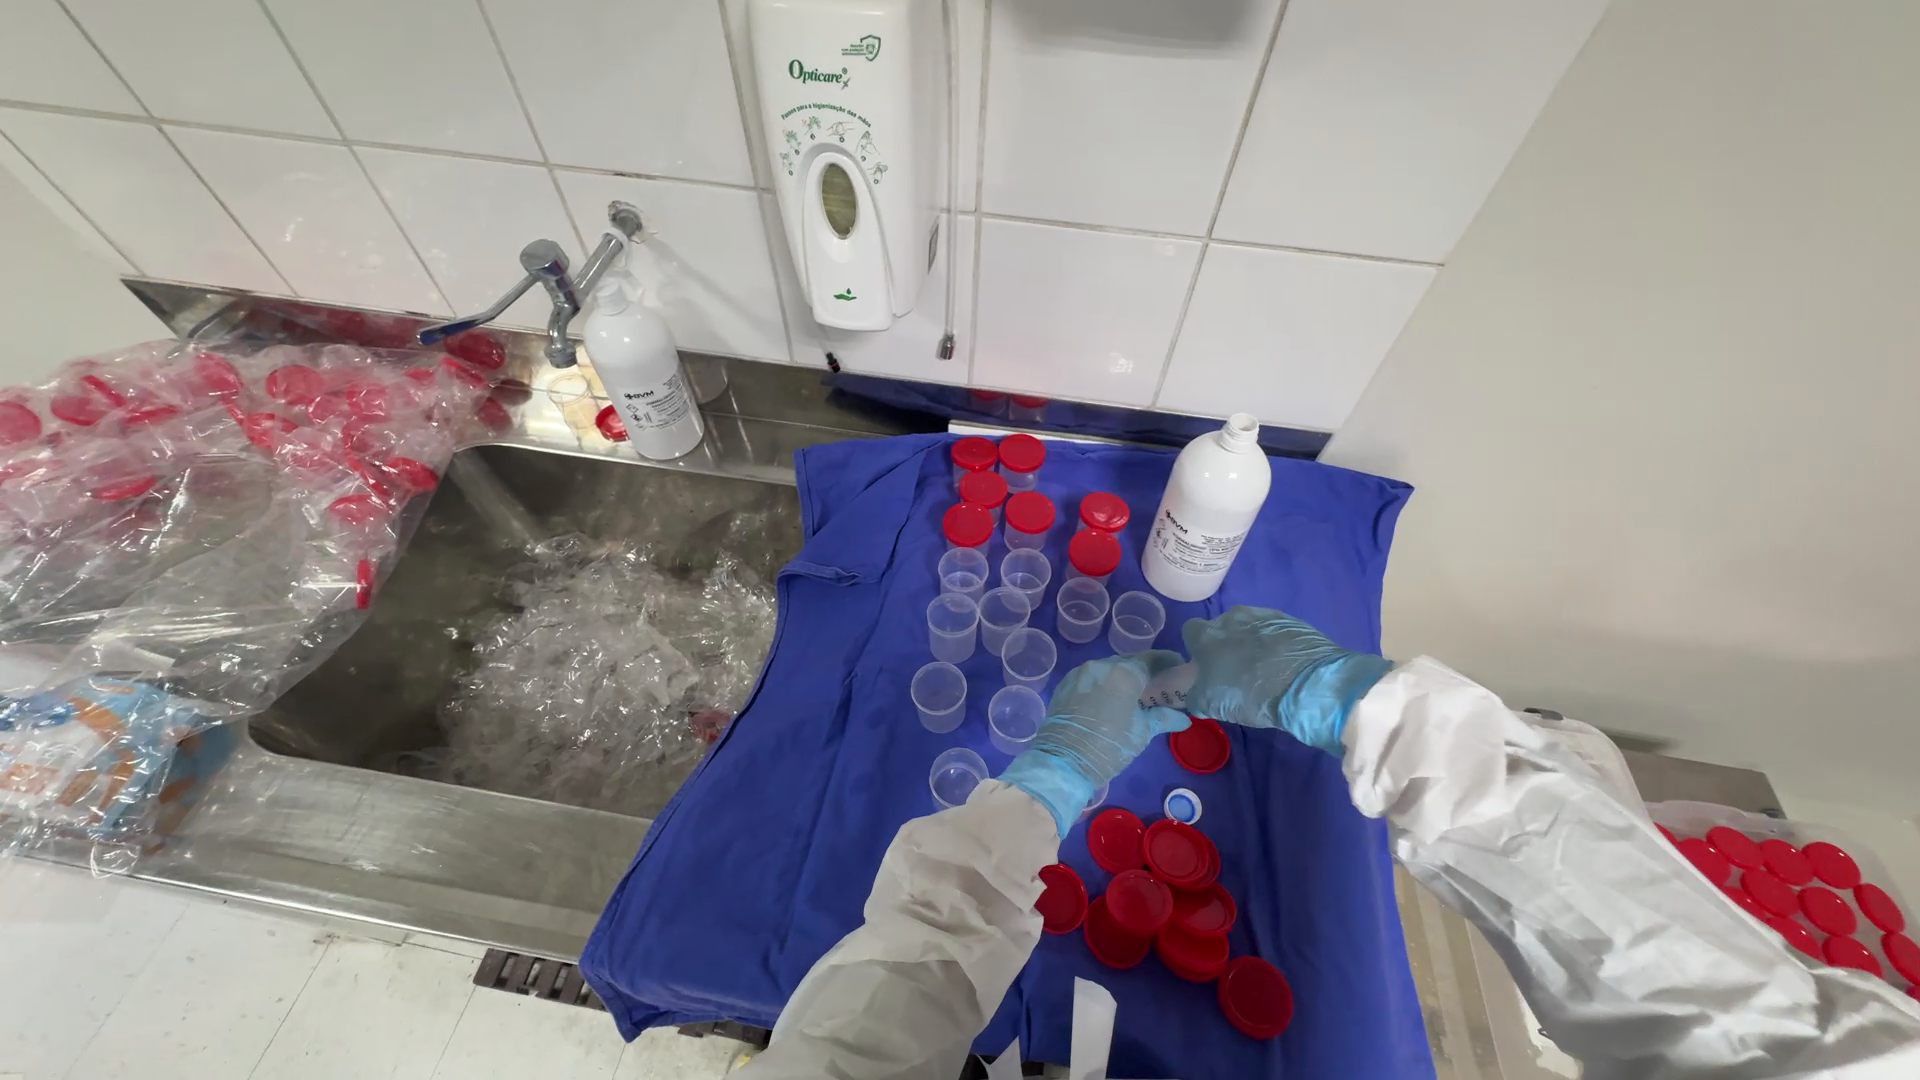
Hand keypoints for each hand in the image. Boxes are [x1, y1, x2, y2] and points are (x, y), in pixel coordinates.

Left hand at [999, 651, 1190, 835]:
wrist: (1063, 762)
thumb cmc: (1109, 746)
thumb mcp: (1142, 733)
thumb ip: (1163, 718)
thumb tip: (1183, 718)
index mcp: (1122, 673)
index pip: (1151, 660)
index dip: (1166, 662)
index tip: (1177, 667)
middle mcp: (1100, 666)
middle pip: (1128, 662)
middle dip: (1145, 671)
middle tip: (1158, 684)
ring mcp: (1079, 674)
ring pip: (1107, 669)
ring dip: (1122, 677)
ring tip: (1136, 692)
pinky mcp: (1065, 685)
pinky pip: (1091, 678)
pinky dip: (1104, 684)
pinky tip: (1111, 697)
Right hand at [1180, 607, 1393, 755]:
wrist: (1310, 686)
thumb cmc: (1251, 694)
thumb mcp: (1210, 704)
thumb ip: (1193, 694)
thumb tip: (1194, 693)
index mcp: (1206, 635)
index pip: (1191, 632)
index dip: (1197, 649)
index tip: (1207, 667)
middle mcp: (1231, 617)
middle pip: (1222, 628)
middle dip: (1226, 645)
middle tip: (1237, 671)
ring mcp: (1264, 616)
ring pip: (1249, 627)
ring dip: (1251, 643)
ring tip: (1265, 668)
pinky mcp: (1293, 621)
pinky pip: (1276, 631)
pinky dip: (1277, 644)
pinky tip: (1286, 664)